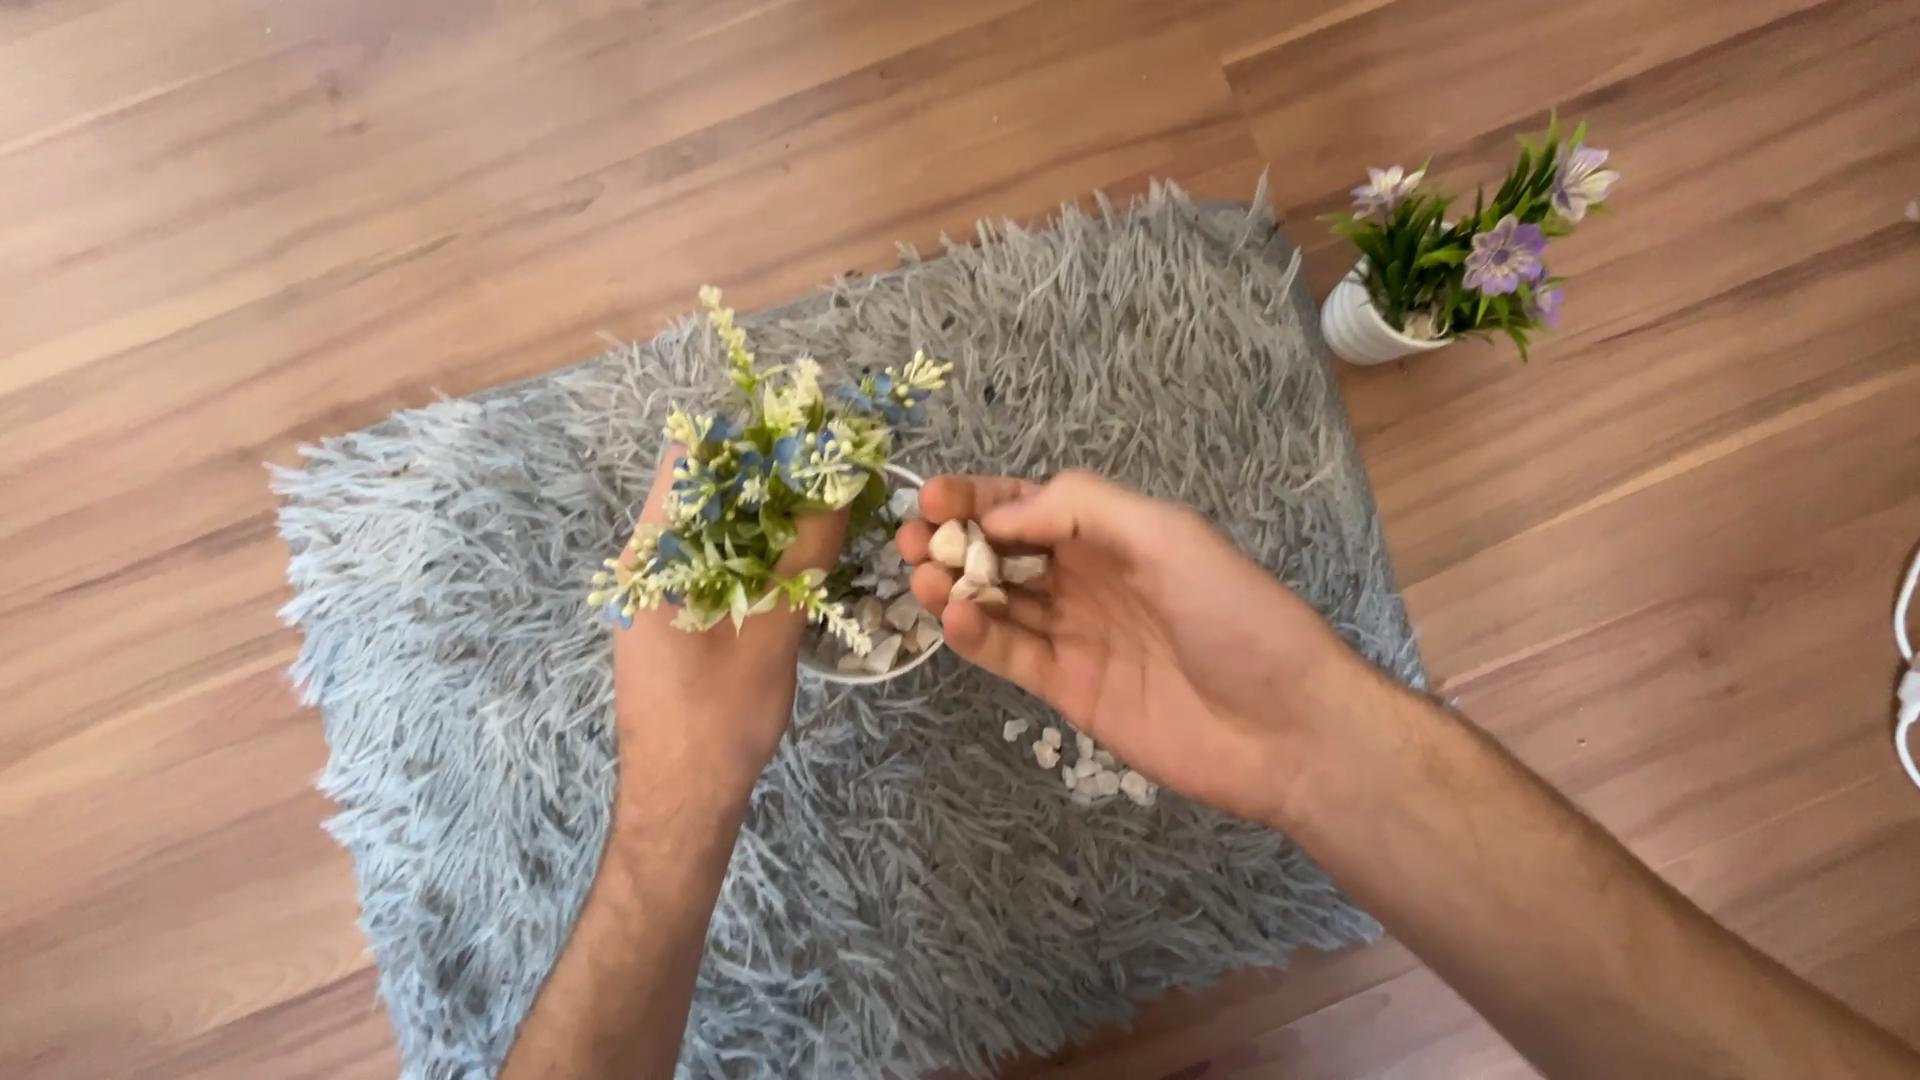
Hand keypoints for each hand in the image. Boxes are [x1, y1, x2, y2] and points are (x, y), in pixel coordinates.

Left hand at [611, 449, 846, 808]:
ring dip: (771, 517)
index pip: (686, 465)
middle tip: (833, 475)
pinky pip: (720, 565)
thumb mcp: (770, 633)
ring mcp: (660, 594)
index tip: (806, 439)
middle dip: (769, 478)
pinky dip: (762, 553)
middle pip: (705, 495)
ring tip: (830, 508)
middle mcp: (646, 567)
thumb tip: (840, 488)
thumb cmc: (717, 721)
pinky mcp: (679, 618)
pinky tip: (805, 557)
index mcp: (649, 561)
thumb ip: (805, 557)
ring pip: (717, 531)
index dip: (745, 442)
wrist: (684, 803)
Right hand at [896, 470, 1389, 825]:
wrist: (1284, 727)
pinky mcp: (1067, 688)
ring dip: (958, 586)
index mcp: (1113, 534)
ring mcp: (1075, 635)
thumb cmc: (1235, 615)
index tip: (931, 498)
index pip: (1030, 504)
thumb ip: (1084, 508)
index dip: (978, 497)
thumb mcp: (1167, 536)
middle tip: (914, 542)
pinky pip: (1011, 654)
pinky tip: (957, 620)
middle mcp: (1087, 578)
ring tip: (926, 579)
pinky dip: (978, 637)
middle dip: (955, 540)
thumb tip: (1001, 512)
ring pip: (999, 602)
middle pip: (1004, 551)